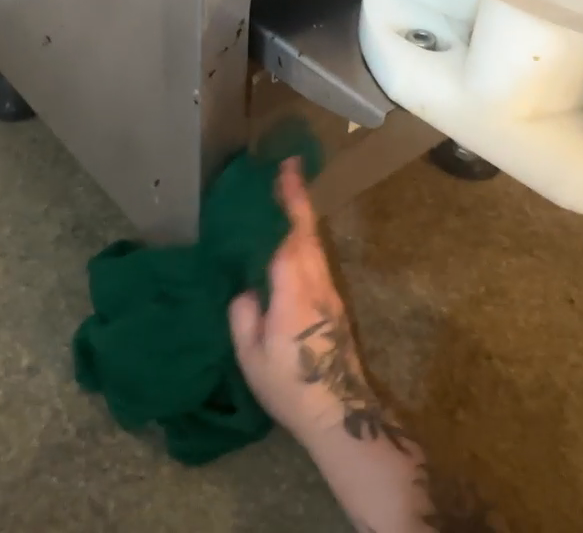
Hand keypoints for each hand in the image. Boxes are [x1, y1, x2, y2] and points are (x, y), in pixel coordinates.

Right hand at [229, 159, 405, 451]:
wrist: (339, 413)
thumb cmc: (290, 386)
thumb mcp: (252, 357)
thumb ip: (243, 315)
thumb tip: (245, 288)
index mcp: (293, 292)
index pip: (289, 237)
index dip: (287, 202)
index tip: (285, 170)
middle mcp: (316, 284)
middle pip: (307, 232)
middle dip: (297, 198)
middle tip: (286, 168)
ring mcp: (329, 292)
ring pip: (314, 244)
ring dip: (301, 216)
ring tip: (286, 194)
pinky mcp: (334, 303)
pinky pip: (316, 258)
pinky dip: (303, 238)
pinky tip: (291, 237)